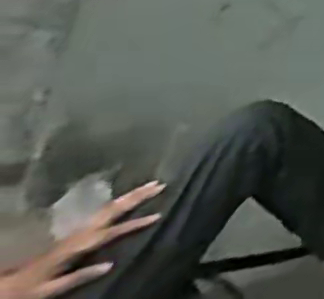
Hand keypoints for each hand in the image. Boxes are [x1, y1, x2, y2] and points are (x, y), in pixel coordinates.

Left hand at [0, 182, 164, 298]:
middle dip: (135, 198)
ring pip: (105, 209)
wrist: (1, 287)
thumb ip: (77, 278)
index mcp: (75, 248)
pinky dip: (114, 202)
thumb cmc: (26, 290)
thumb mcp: (48, 290)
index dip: (134, 224)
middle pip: (110, 212)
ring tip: (148, 185)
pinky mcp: (70, 233)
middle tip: (159, 184)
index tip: (158, 215)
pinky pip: (97, 213)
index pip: (110, 232)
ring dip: (128, 196)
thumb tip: (111, 264)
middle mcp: (77, 236)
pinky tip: (122, 198)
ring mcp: (73, 232)